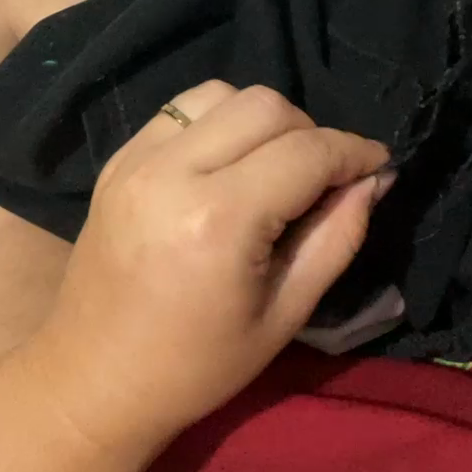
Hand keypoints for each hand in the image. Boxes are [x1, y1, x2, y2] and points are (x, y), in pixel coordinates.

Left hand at [18, 80, 390, 454]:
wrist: (93, 377)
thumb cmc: (197, 365)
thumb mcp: (285, 315)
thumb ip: (338, 237)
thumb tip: (374, 178)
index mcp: (217, 219)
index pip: (305, 152)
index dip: (354, 151)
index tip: (378, 163)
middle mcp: (172, 172)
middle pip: (264, 105)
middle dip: (309, 132)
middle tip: (321, 177)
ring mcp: (136, 159)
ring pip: (221, 94)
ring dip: (261, 120)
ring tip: (270, 168)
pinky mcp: (116, 159)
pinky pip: (180, 110)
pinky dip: (217, 122)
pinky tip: (224, 165)